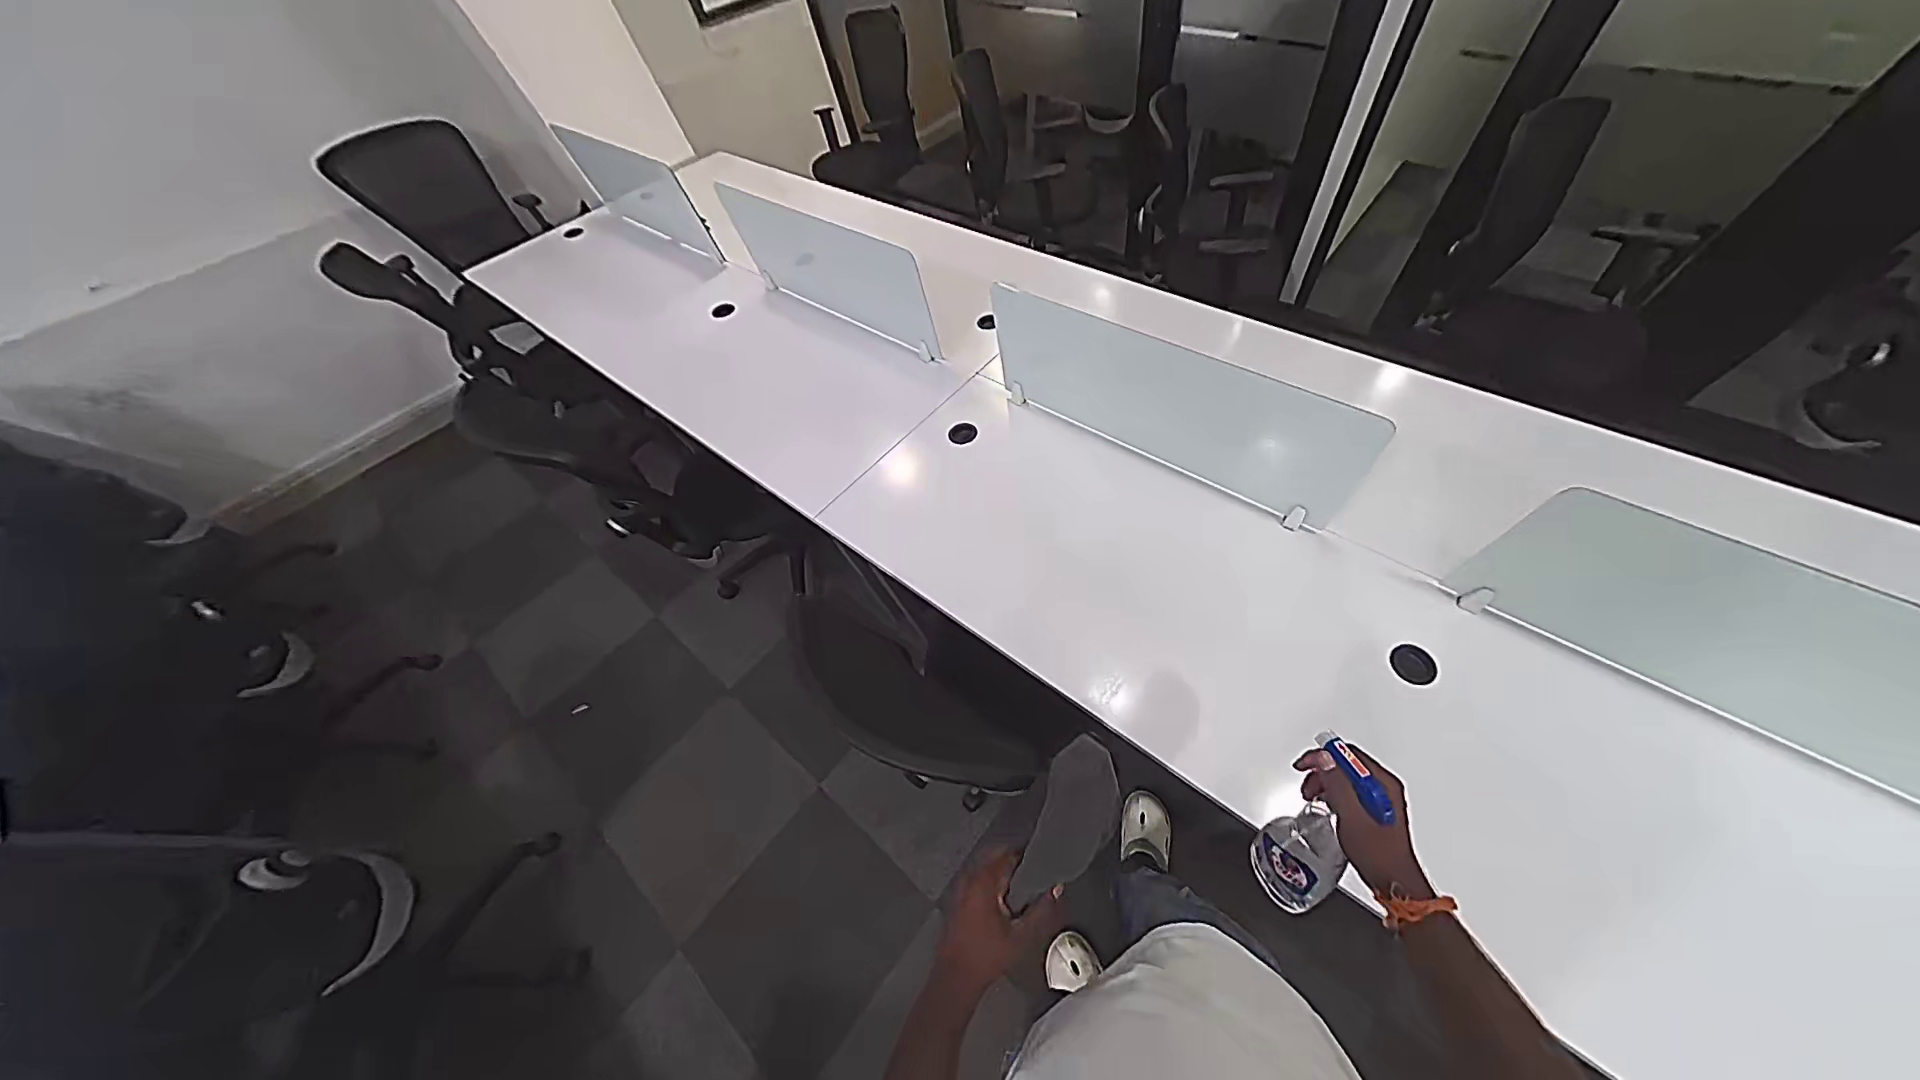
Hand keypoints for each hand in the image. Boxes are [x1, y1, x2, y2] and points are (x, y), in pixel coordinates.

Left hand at [934, 847, 1067, 995]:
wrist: (957, 976)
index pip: (1007, 853)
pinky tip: (1002, 899)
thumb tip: (1055, 889)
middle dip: (1014, 861)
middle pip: (995, 855)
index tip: (1040, 860)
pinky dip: (991, 880)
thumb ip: (1041, 909)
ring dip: (1002, 870)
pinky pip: (977, 878)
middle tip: (1033, 874)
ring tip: (1020, 887)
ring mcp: (960, 887)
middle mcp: (969, 878)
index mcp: (983, 881)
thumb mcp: (1021, 934)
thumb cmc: (987, 956)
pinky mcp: (957, 898)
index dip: (1026, 855)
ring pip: (985, 866)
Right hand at [1294, 743, 1432, 898]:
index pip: (1348, 754)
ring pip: (1345, 776)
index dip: (1321, 755)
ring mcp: (1380, 798)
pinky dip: (1332, 792)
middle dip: (1321, 769)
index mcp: (1382, 784)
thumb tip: (1324, 757)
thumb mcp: (1351, 815)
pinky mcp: (1374, 808)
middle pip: (1346, 764)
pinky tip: (1326, 805)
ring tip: (1313, 797)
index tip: (1304, 765)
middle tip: (1307, 784)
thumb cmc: (1378, 854)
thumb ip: (1337, 784)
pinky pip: (1349, 789)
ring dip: (1324, 782)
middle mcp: (1384, 787)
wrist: (1394, 882)